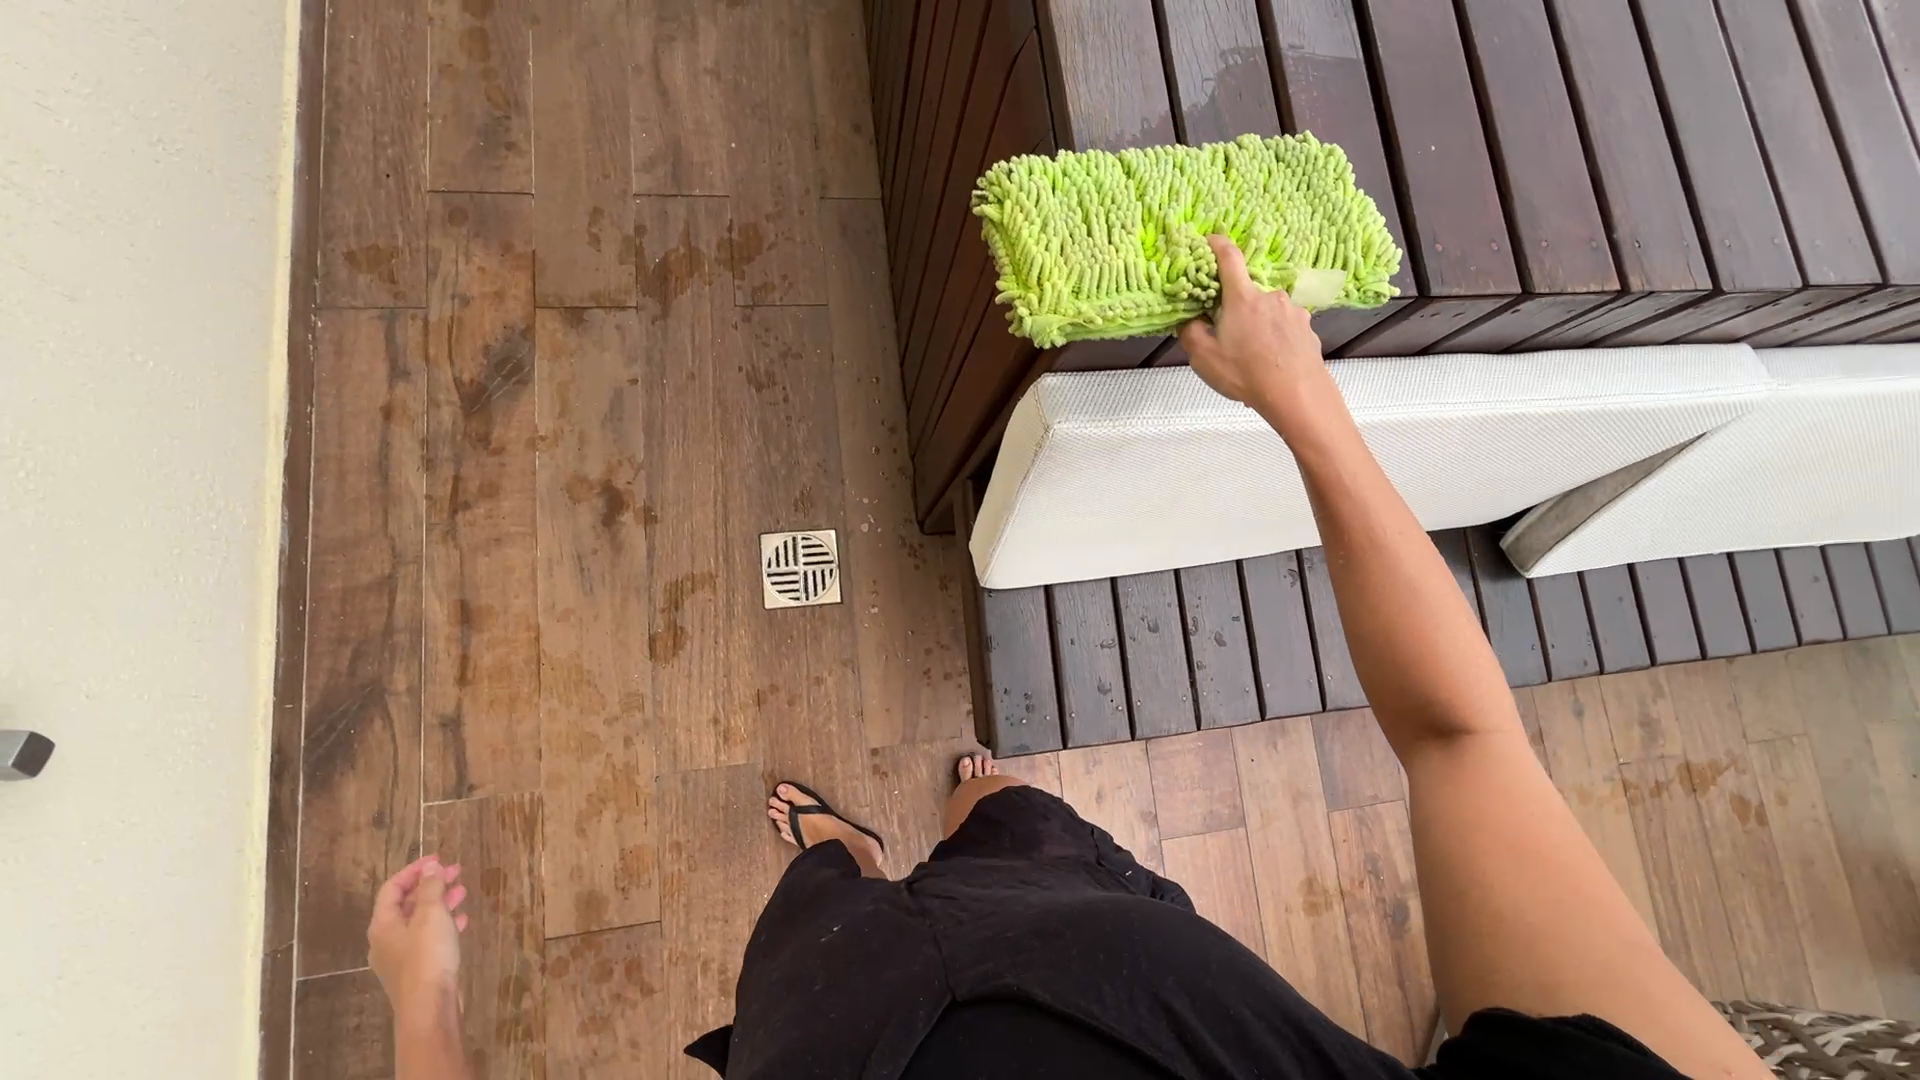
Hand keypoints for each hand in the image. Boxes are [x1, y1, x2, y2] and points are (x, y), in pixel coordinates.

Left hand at [368, 855, 468, 1015]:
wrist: (429, 1005)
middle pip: (406, 903)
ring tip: (463, 891)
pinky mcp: (416, 967)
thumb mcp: (431, 915)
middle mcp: (386, 939)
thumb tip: (430, 867)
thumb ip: (431, 888)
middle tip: (456, 871)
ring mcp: (400, 955)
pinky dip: (443, 923)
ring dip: (440, 902)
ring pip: (419, 920)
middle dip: (431, 884)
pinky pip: (428, 936)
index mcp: (383, 924)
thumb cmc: (427, 955)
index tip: (439, 858)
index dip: (414, 870)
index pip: (392, 888)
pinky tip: (462, 920)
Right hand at [1178, 235, 1326, 411]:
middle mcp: (1270, 296)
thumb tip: (1190, 318)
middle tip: (1226, 333)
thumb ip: (1190, 331)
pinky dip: (1274, 339)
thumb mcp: (1203, 357)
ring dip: (1256, 325)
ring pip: (1267, 311)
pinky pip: (1284, 327)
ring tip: (1250, 355)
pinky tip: (1270, 361)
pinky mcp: (1307, 328)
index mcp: (1242, 298)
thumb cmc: (1245, 373)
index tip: (1209, 241)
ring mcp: (1293, 311)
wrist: (1296, 394)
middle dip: (1234, 307)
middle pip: (1247, 293)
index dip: (1217, 245)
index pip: (1229, 258)